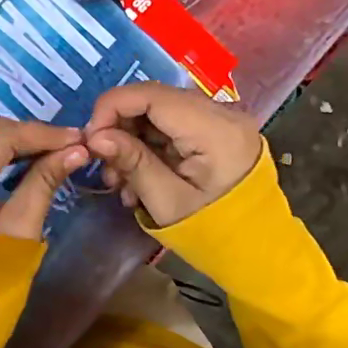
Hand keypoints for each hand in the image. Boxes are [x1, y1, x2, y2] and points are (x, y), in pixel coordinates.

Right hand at [83, 82, 263, 227]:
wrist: (257, 251)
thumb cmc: (213, 232)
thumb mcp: (167, 201)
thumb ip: (132, 162)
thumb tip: (96, 137)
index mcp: (214, 129)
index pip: (151, 95)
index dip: (112, 108)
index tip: (91, 139)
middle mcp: (220, 113)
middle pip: (153, 99)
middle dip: (119, 126)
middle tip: (103, 163)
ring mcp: (219, 121)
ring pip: (157, 112)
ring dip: (130, 138)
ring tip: (120, 179)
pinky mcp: (213, 133)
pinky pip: (170, 126)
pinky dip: (147, 145)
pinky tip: (137, 176)